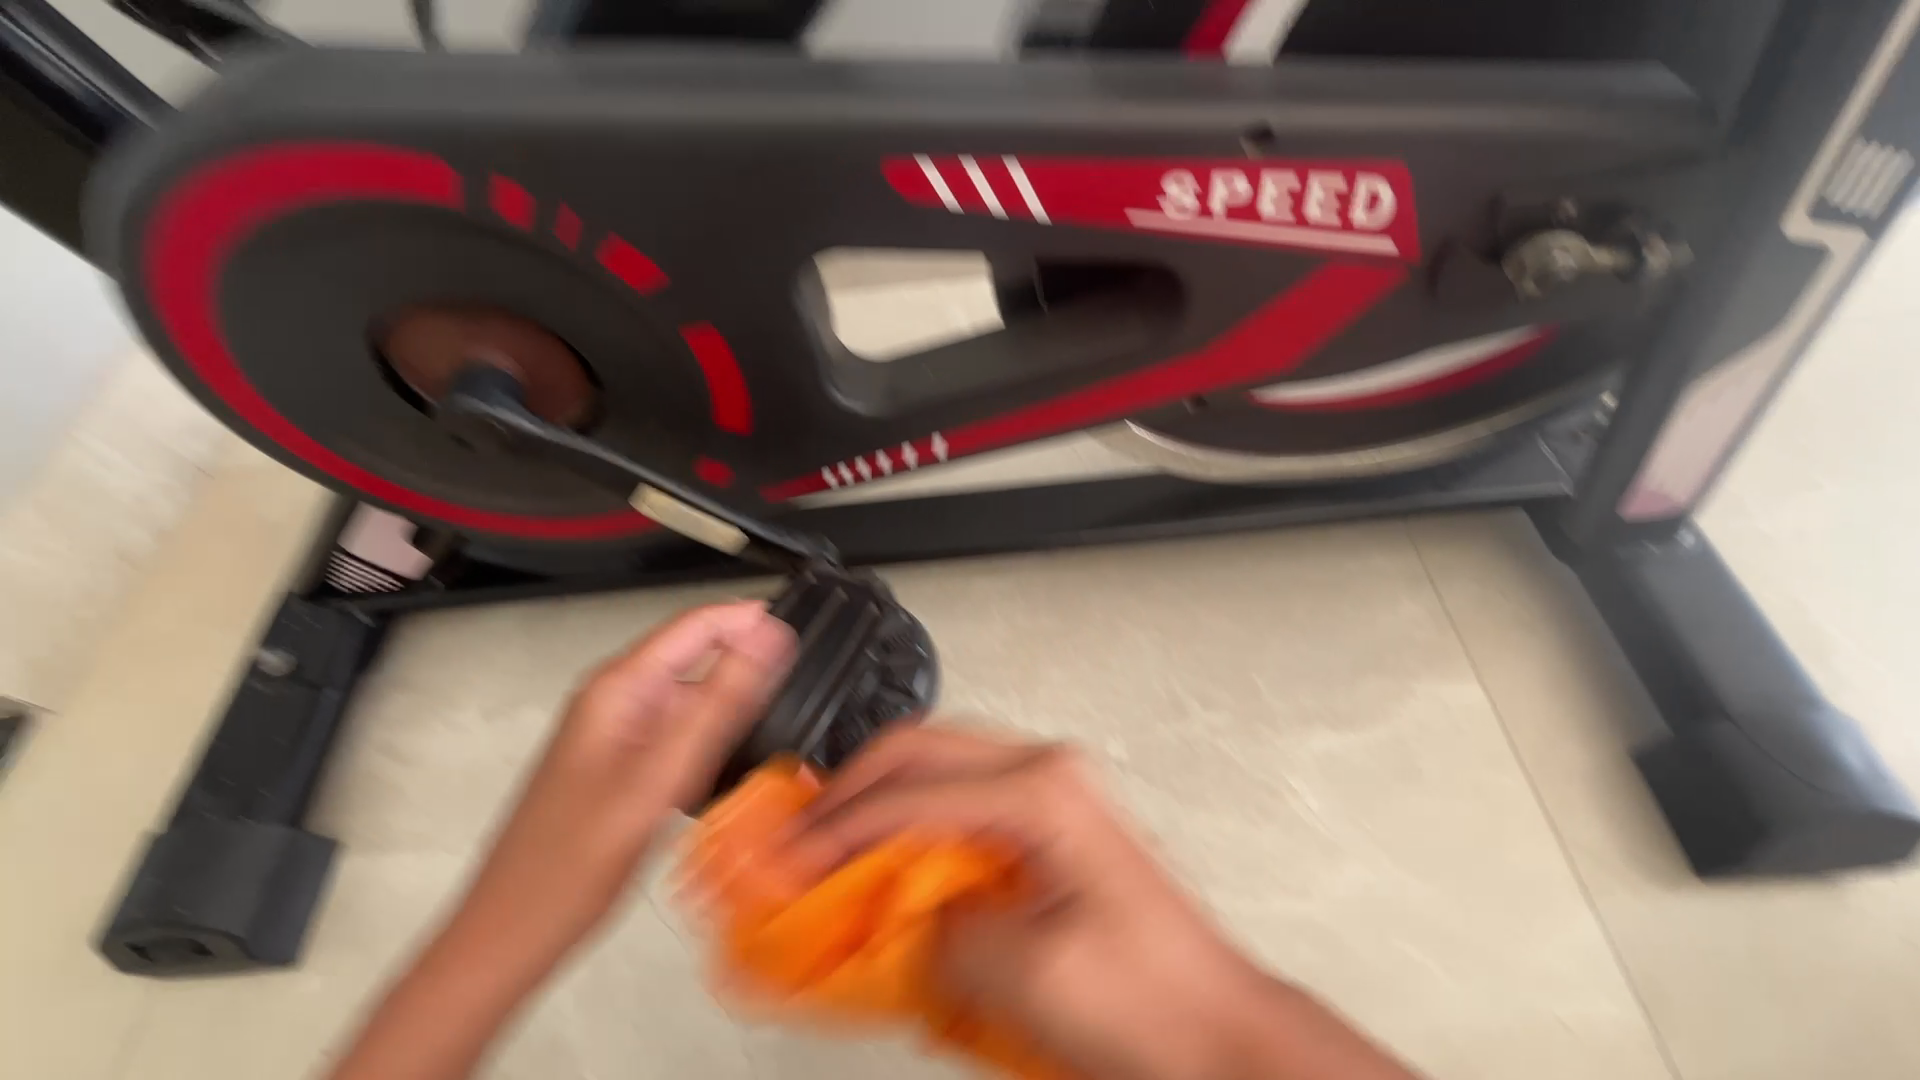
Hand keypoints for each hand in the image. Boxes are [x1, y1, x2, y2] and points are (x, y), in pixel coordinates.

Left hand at [457, 600, 795, 961]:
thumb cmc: (574, 863)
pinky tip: (728, 768)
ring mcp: (617, 730)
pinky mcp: (622, 762)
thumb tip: (768, 638)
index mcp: (619, 687)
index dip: (752, 620)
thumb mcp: (660, 776)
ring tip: (774, 728)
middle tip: (800, 691)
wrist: (512, 935)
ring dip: (732, 705)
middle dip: (747, 663)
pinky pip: (679, 732)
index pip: (698, 623)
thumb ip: (720, 704)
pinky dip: (711, 739)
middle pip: (696, 655)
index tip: (801, 636)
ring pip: (692, 697)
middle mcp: (616, 698)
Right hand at [790, 727, 1419, 1079]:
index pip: (910, 791)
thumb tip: (890, 917)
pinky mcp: (1043, 832)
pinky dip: (911, 833)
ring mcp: (1047, 797)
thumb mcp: (1029, 974)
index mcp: (1043, 792)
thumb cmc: (1156, 1001)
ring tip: (830, 848)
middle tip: (797, 835)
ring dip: (877, 808)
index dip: (838, 828)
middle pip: (918, 753)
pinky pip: (958, 810)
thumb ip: (944, 932)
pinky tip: (886, 869)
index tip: (791, 859)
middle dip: (849, 793)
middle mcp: (1045, 776)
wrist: (1217, 1032)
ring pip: (935, 773)